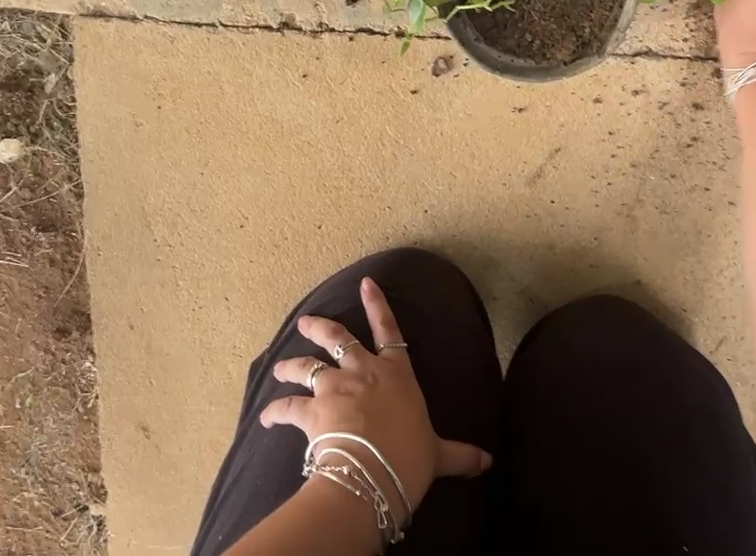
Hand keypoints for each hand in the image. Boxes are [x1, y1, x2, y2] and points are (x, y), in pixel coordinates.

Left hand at [262, 278, 491, 524]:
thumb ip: (460, 455)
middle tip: (306, 321)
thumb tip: (488, 462)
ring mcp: (334, 386)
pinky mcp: (311, 409)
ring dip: (291, 365)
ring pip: (307, 366)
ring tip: (280, 366)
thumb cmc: (409, 457)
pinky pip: (287, 406)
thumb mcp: (438, 455)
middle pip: (338, 338)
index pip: (389, 330)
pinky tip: (267, 417)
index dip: (377, 305)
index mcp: (396, 373)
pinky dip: (275, 411)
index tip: (367, 282)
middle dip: (320, 326)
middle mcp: (363, 371)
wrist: (374, 472)